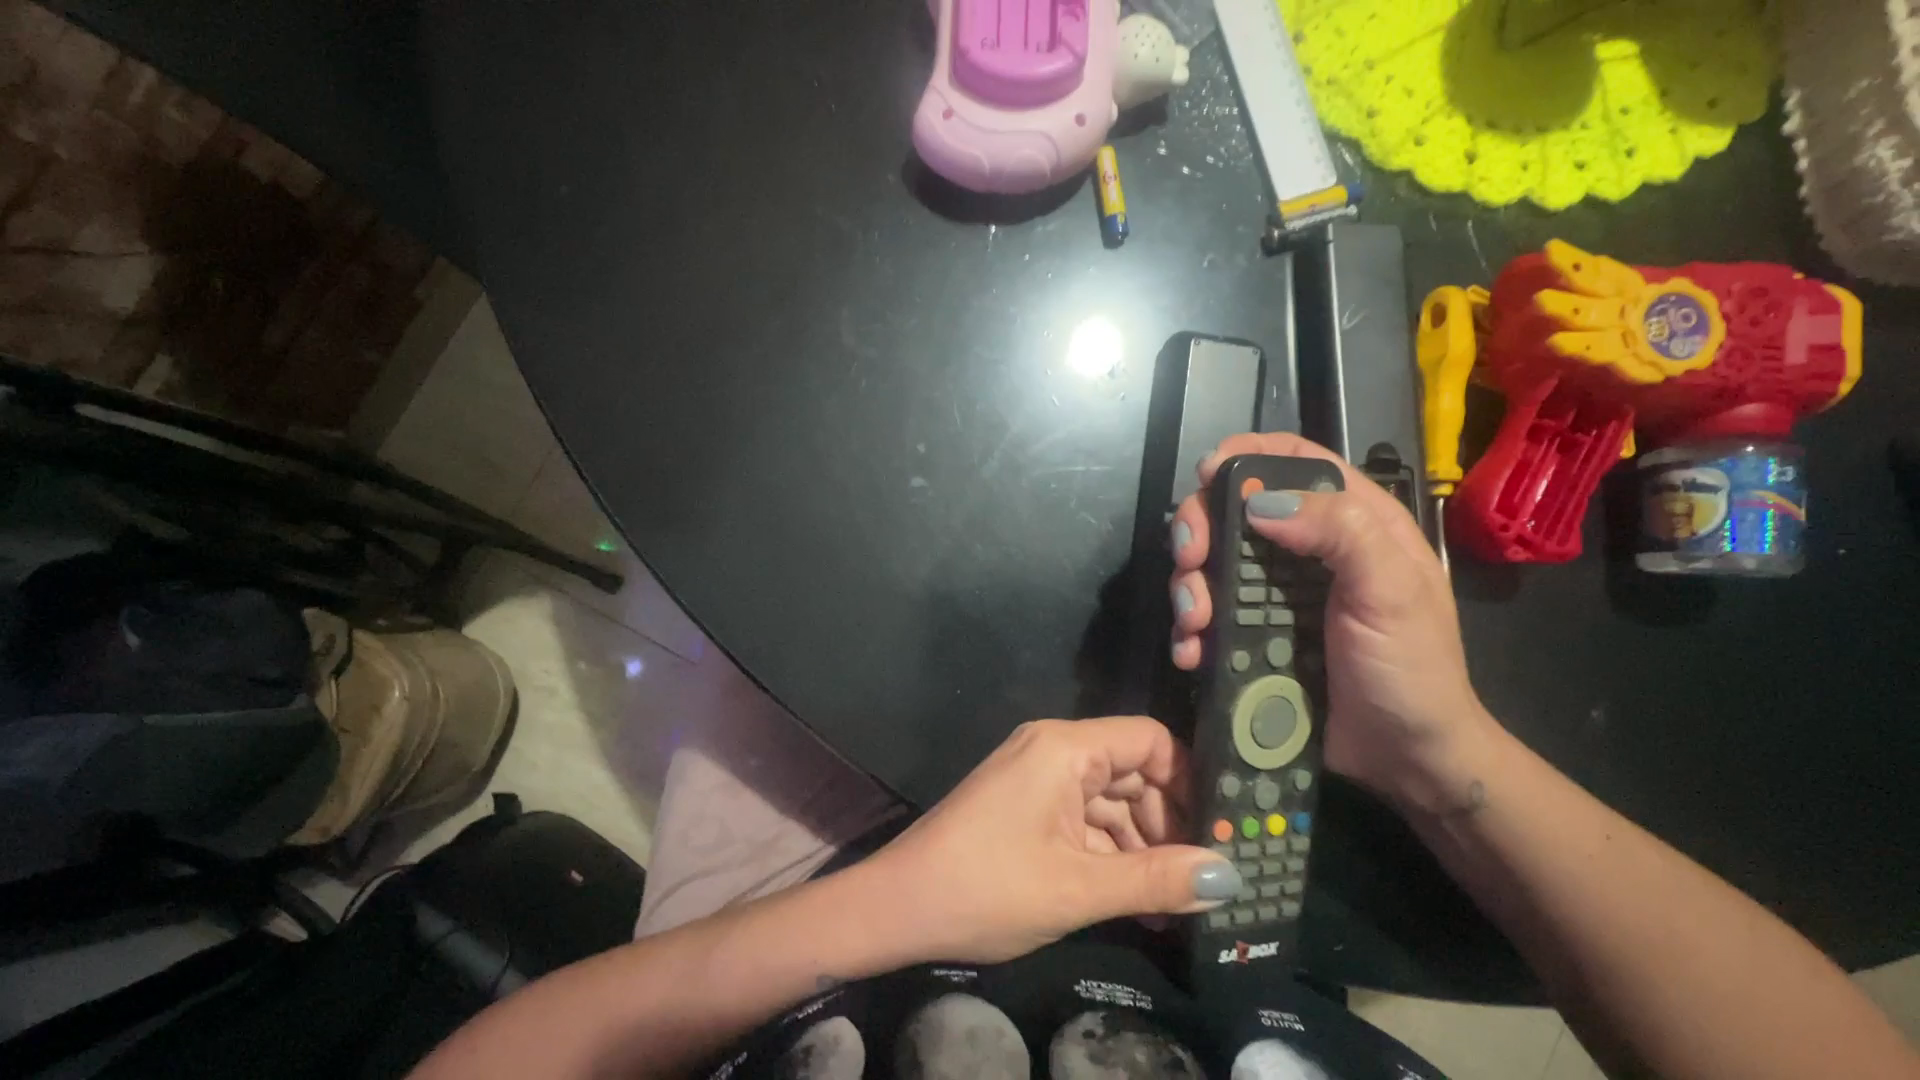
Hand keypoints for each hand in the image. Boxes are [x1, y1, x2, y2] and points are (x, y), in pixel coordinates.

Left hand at [861, 717, 1238, 964]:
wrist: (896, 909)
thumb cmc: (987, 888)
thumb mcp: (1079, 889)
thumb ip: (1157, 879)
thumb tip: (1231, 877)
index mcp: (1065, 748)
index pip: (1149, 740)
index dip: (1189, 781)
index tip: (1218, 832)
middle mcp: (1053, 751)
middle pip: (1133, 773)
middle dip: (1169, 825)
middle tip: (1202, 880)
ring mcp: (1036, 780)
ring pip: (1111, 802)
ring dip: (1142, 849)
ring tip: (1172, 905)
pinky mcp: (1026, 809)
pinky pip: (1083, 820)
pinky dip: (1110, 855)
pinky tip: (1135, 902)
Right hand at [1168, 433, 1497, 814]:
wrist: (1405, 755)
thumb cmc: (1412, 667)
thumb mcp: (1391, 591)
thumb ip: (1338, 532)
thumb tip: (1259, 503)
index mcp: (1352, 522)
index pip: (1296, 461)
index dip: (1248, 456)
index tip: (1208, 472)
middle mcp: (1306, 550)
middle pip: (1235, 510)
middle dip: (1200, 527)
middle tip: (1190, 558)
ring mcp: (1275, 596)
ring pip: (1212, 564)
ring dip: (1189, 586)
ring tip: (1193, 621)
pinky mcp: (1253, 637)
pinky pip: (1208, 618)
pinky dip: (1190, 630)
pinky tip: (1192, 651)